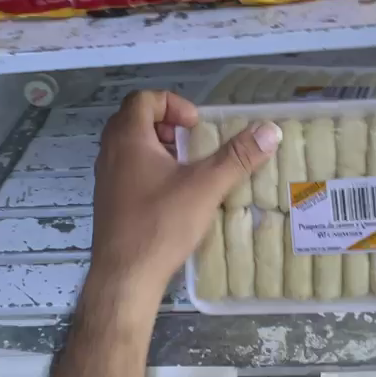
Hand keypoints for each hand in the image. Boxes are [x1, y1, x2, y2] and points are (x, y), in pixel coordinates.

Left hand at [89, 90, 280, 297]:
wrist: (125, 276)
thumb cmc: (161, 224)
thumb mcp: (206, 187)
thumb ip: (238, 157)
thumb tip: (270, 130)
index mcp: (128, 139)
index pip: (142, 100)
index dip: (172, 104)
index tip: (195, 125)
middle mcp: (111, 154)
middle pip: (133, 120)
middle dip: (166, 124)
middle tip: (192, 141)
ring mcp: (106, 180)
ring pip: (129, 147)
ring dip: (158, 147)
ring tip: (186, 167)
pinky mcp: (108, 203)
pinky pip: (127, 171)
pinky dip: (149, 170)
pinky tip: (173, 195)